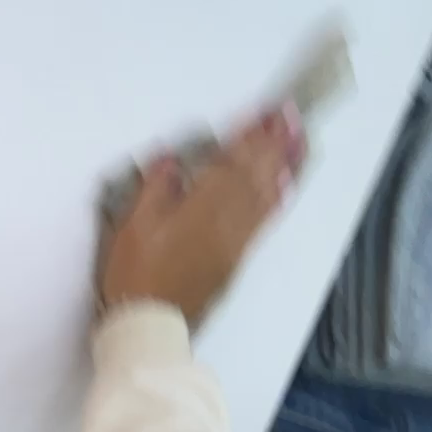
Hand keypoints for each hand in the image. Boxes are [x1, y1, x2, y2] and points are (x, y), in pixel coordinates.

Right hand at [99, 103, 306, 327]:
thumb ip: (154, 190)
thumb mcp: (131, 228)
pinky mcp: (236, 255)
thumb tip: (168, 161)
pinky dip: (279, 196)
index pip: (231, 160)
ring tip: (299, 139)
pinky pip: (266, 217)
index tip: (262, 112)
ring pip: (268, 191)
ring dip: (286, 162)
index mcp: (201, 205)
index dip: (249, 134)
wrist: (151, 319)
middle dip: (273, 141)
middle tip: (288, 115)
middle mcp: (226, 217)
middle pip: (256, 171)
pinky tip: (286, 184)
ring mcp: (236, 237)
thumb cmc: (136, 275)